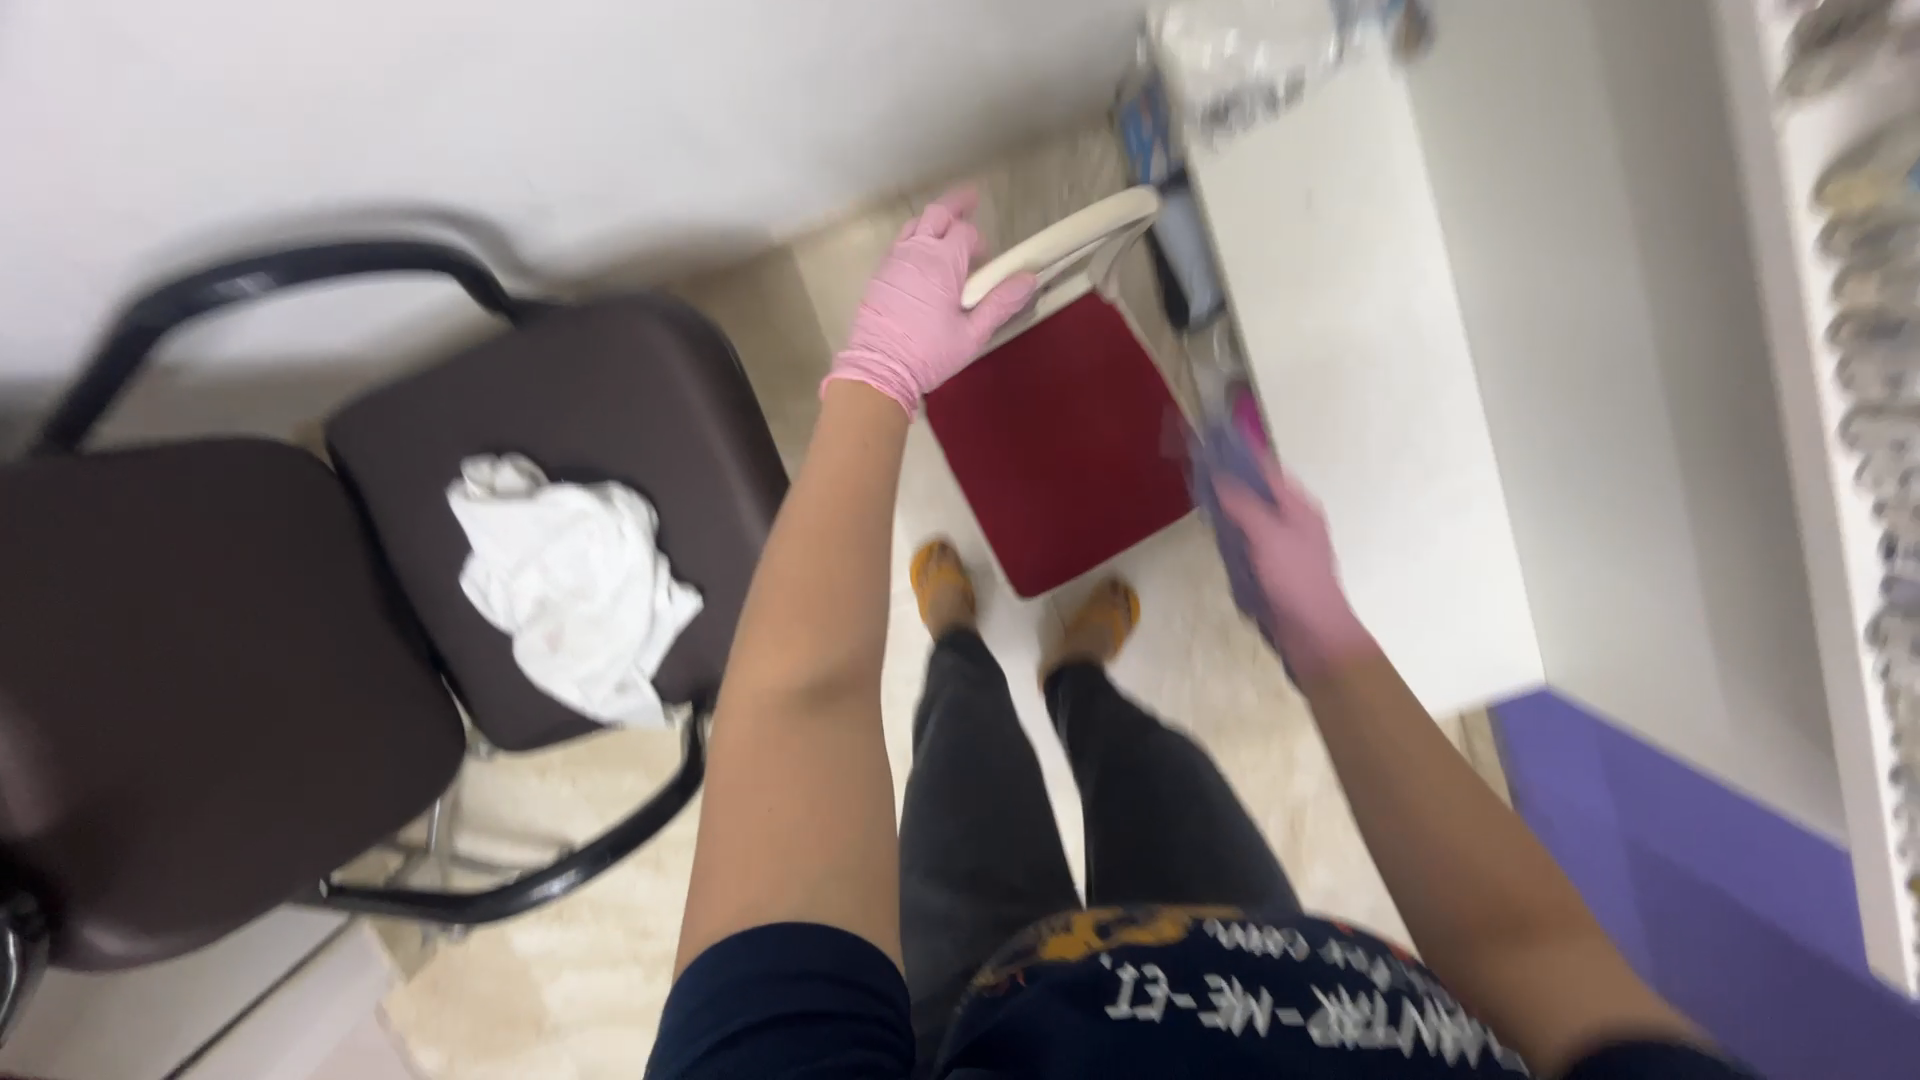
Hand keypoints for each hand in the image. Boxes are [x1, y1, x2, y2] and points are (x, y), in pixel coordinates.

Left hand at [821, 188, 1038, 412]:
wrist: (880, 368)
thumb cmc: (928, 353)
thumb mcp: (972, 334)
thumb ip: (1000, 303)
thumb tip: (1028, 280)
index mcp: (941, 263)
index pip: (965, 232)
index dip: (979, 240)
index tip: (986, 257)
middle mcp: (915, 253)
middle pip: (937, 214)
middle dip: (956, 205)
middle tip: (971, 201)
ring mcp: (894, 261)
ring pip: (915, 225)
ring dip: (933, 222)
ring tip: (946, 228)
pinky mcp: (880, 275)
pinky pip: (900, 244)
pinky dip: (915, 239)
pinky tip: (922, 256)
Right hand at [1213, 452, 1377, 676]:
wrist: (1313, 632)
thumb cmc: (1295, 580)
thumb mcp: (1268, 537)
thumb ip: (1244, 506)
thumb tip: (1221, 477)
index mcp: (1299, 507)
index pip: (1268, 469)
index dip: (1242, 455)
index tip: (1213, 442)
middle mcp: (1293, 521)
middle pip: (1258, 492)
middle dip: (1231, 482)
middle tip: (1198, 472)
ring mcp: (1282, 546)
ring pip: (1250, 518)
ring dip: (1229, 510)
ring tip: (1201, 500)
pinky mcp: (1272, 568)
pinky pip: (1247, 544)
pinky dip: (1231, 537)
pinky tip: (1214, 538)